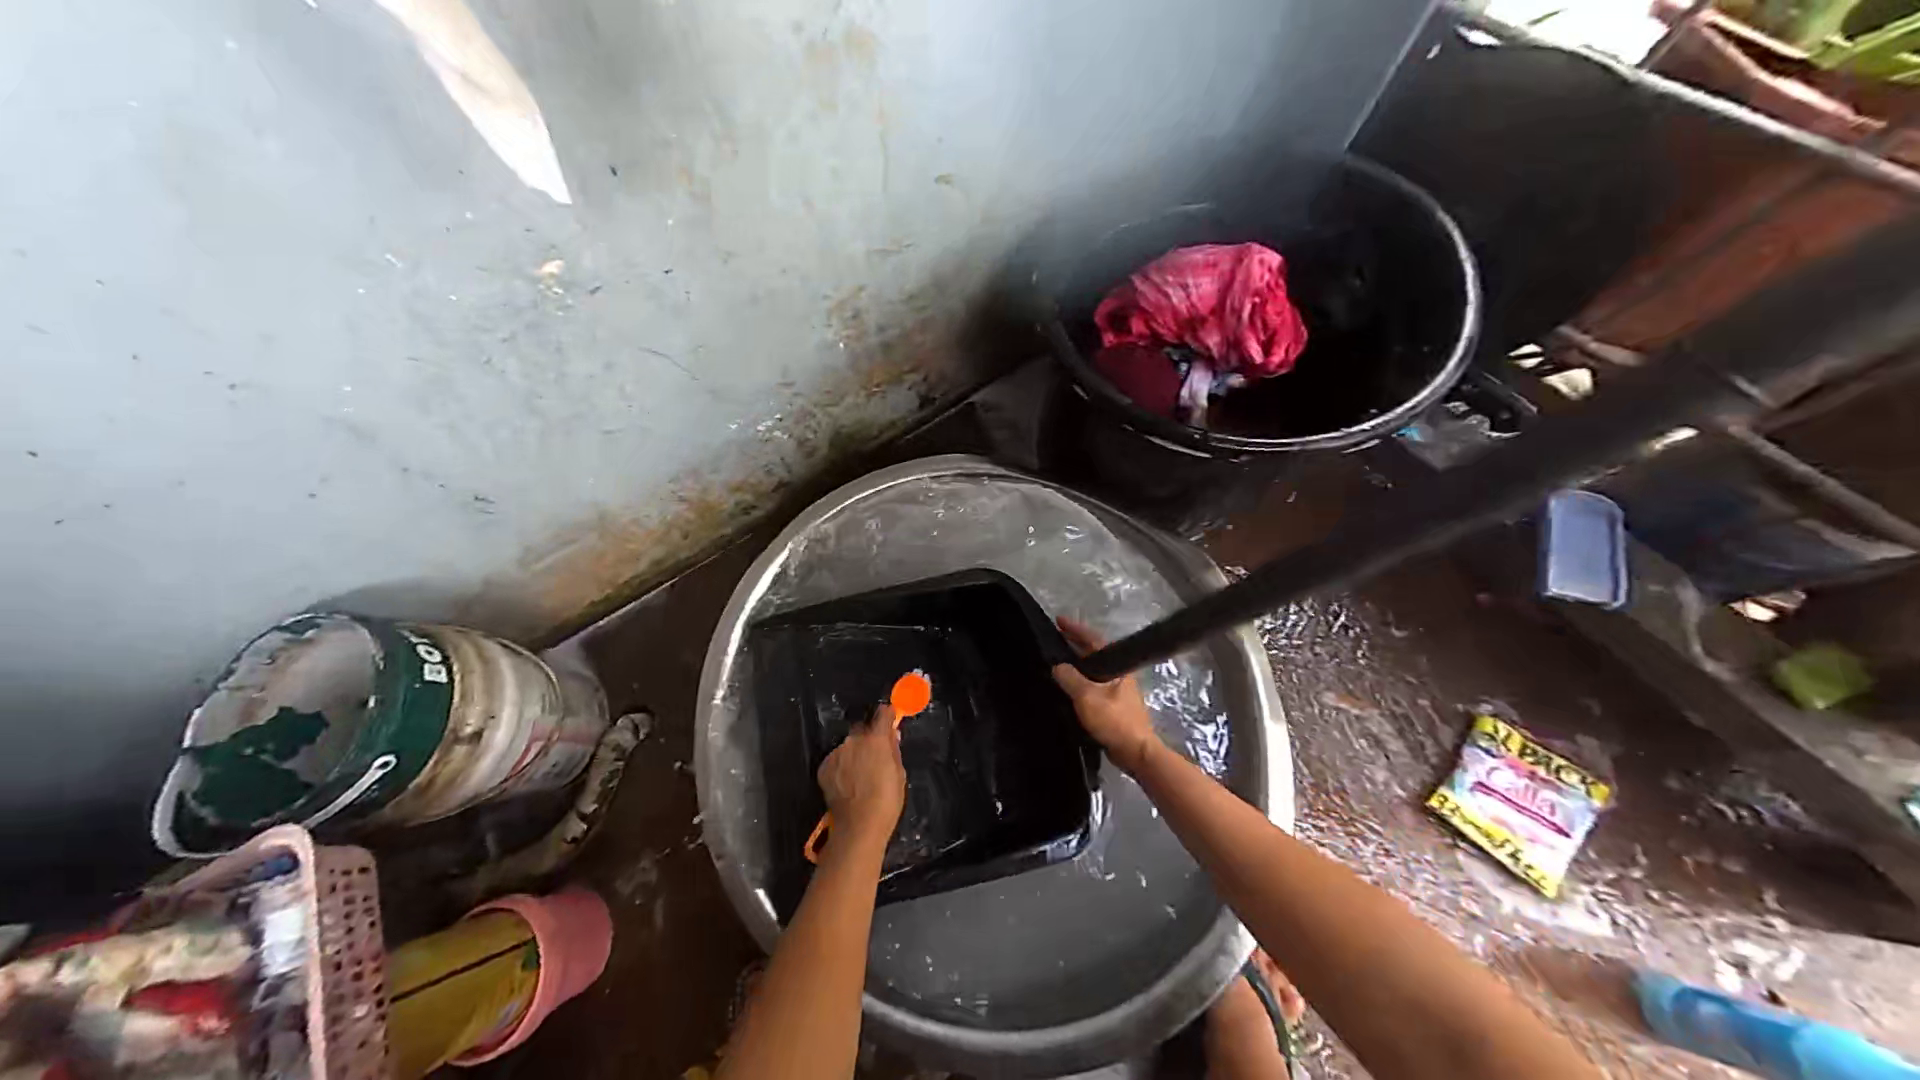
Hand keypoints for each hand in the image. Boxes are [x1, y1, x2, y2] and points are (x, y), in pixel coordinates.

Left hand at [817, 703, 906, 847]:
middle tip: (875, 755)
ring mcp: (836, 753)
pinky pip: (836, 760)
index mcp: (876, 739)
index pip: (882, 714)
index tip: (890, 717)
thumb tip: (892, 734)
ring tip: (859, 774)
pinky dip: (842, 766)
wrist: (859, 826)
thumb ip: (894, 750)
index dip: (887, 715)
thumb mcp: (899, 773)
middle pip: (862, 730)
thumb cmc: (887, 800)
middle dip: (869, 737)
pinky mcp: (824, 767)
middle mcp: (853, 740)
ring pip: (848, 746)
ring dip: (854, 753)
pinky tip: (847, 782)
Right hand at [1051, 616, 1159, 773]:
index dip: (1075, 629)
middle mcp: (1118, 674)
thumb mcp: (1087, 696)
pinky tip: (1066, 687)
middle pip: (1093, 653)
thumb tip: (1057, 666)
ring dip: (1075, 664)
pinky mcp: (1113, 706)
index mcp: (1116, 667)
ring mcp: (1117, 690)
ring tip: (1055, 661)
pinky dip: (1078, 682)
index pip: (1093, 640)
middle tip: (1054, 637)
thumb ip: (1070, 678)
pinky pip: (1091, 687)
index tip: (1058, 620)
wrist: (1136, 752)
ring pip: (1092, 671)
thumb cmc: (1114, 720)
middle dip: (1074, 644)